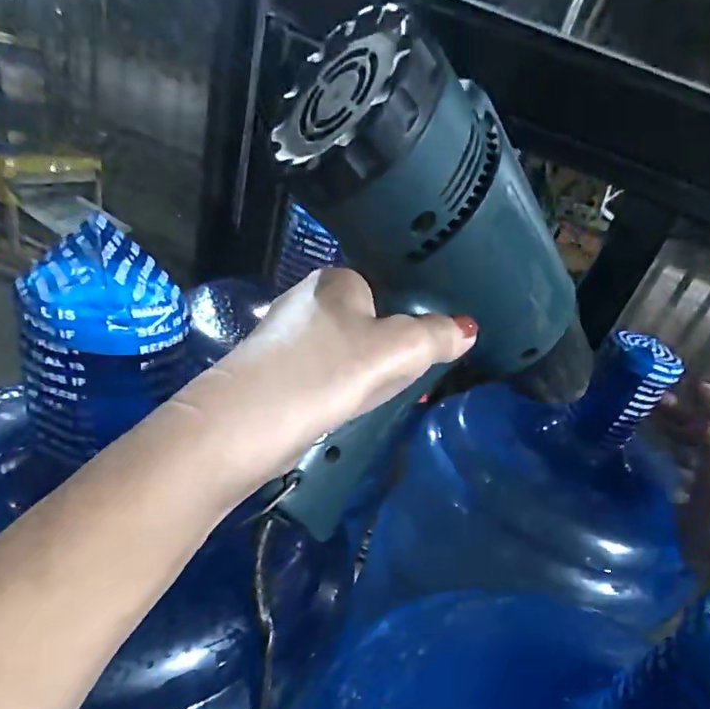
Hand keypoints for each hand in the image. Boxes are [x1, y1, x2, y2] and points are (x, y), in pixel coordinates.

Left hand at [168, 268, 475, 482]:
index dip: (409, 324)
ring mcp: (284, 340)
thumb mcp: (395, 351)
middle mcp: (305, 302)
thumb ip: (434, 337)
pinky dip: (338, 393)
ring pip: (344, 353)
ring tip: (368, 402)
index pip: (385, 291)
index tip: (420, 358)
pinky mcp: (272, 375)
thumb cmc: (322, 374)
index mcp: (334, 282)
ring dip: (364, 377)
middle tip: (400, 385)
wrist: (241, 426)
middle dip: (389, 355)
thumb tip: (468, 329)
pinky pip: (323, 377)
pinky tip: (337, 411)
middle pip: (367, 324)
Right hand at [655, 381, 709, 612]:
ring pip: (697, 444)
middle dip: (687, 410)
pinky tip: (653, 451)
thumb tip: (699, 421)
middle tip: (657, 400)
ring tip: (650, 419)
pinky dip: (671, 451)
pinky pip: (685, 464)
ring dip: (677, 429)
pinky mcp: (700, 497)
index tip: (688, 383)